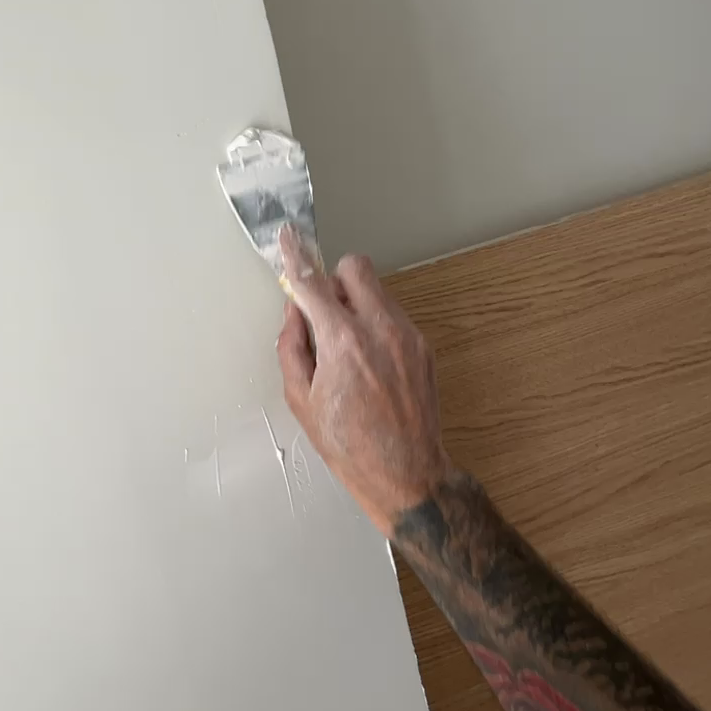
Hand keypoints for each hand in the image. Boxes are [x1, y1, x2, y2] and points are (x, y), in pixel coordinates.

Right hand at [275, 226, 453, 534]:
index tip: (289, 237)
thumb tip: (295, 313)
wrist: (406, 472)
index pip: (313, 284)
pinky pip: (391, 314)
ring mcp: (406, 336)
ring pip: (376, 289)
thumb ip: (292, 346)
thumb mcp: (301, 398)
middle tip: (323, 311)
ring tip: (345, 348)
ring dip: (354, 303)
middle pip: (356, 267)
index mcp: (342, 343)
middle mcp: (380, 331)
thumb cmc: (348, 443)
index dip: (297, 257)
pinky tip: (367, 361)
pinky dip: (373, 323)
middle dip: (335, 279)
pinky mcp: (421, 346)